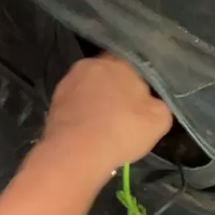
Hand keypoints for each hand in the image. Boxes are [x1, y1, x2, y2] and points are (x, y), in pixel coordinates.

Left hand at [38, 55, 172, 176]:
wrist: (75, 153)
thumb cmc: (122, 130)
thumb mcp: (160, 120)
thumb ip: (159, 103)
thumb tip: (151, 102)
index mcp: (119, 61)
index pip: (135, 64)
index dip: (140, 82)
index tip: (143, 101)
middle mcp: (90, 64)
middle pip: (109, 75)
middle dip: (116, 90)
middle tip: (125, 113)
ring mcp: (68, 82)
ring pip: (89, 88)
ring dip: (97, 101)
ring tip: (104, 125)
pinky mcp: (54, 101)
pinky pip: (75, 103)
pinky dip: (82, 113)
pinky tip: (88, 130)